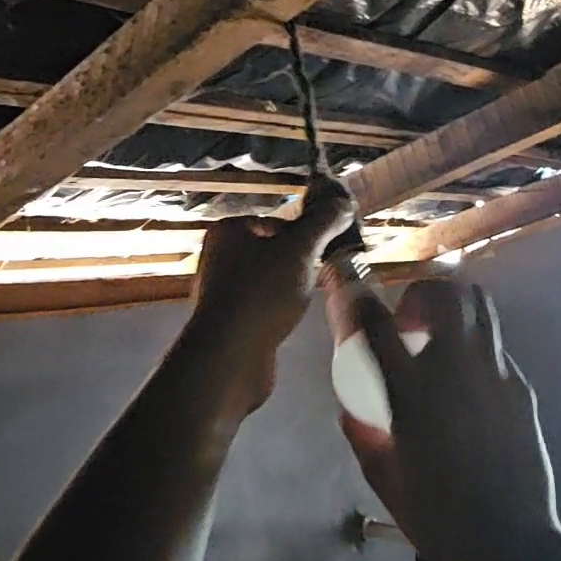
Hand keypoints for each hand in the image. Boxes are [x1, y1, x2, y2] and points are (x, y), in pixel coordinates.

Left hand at [186, 184, 356, 404]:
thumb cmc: (262, 294)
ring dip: (288, 289)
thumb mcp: (300, 251)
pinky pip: (260, 307)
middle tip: (314, 275)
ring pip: (268, 280)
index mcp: (227, 231)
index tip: (321, 250)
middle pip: (272, 251)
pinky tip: (286, 322)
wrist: (229, 358)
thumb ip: (323, 224)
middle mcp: (218, 257)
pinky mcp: (227, 322)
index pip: (275, 221)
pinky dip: (276, 311)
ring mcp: (220, 291)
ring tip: (301, 300)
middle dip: (297, 264)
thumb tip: (343, 202)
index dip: (302, 235)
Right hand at [345, 280, 560, 560]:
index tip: (350, 289)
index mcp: (410, 390)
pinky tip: (470, 381)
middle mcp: (453, 367)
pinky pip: (496, 346)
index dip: (356, 296)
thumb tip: (350, 410)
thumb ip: (363, 434)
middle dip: (420, 290)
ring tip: (442, 333)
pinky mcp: (520, 385)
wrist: (510, 543)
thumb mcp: (383, 477)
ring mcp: (493, 371)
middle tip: (409, 318)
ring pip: (479, 303)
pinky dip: (477, 347)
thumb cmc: (438, 515)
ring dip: (455, 305)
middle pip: (441, 292)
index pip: (375, 323)